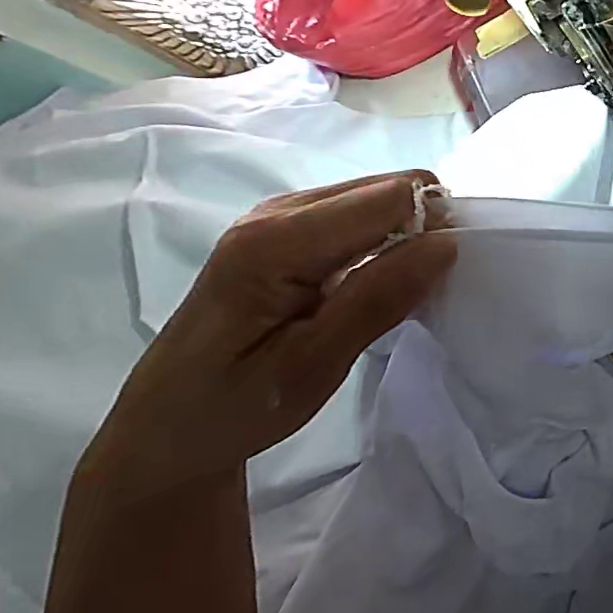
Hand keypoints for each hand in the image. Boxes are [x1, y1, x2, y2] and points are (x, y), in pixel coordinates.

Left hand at [82, 172, 454, 496]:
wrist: (166, 426)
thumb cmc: (232, 410)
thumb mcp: (311, 369)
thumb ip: (377, 300)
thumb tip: (446, 243)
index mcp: (275, 241)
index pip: (387, 197)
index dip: (430, 225)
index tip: (442, 277)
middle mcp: (278, 209)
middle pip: (386, 185)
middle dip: (422, 225)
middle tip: (420, 289)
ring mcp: (279, 213)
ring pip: (377, 193)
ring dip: (404, 232)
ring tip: (396, 290)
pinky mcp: (285, 225)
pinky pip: (358, 209)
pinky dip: (384, 237)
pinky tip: (371, 281)